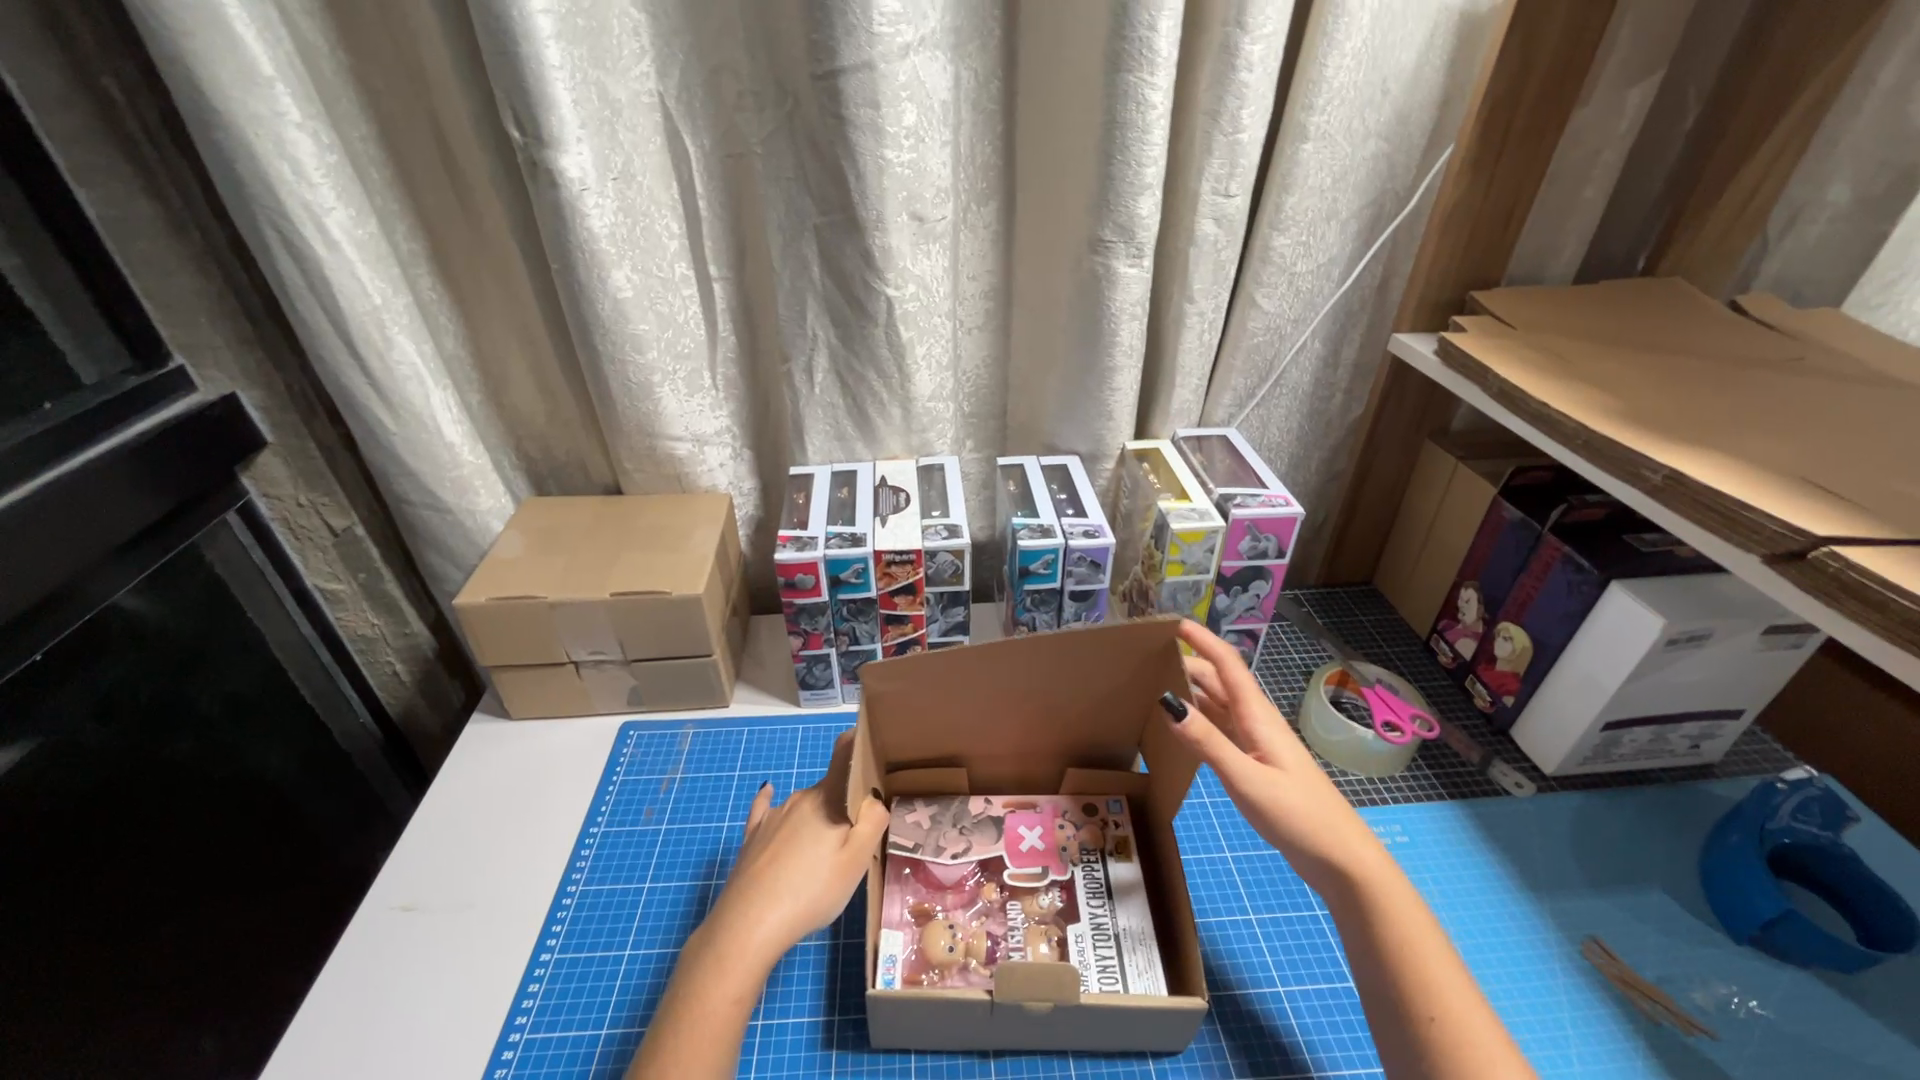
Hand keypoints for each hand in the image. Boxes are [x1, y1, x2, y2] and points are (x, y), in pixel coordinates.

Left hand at [704, 730, 888, 968]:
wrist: (748, 923)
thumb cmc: (811, 891)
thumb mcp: (856, 861)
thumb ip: (873, 823)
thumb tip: (876, 798)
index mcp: (827, 799)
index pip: (844, 755)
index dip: (857, 744)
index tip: (870, 743)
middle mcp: (799, 798)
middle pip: (829, 790)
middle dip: (845, 804)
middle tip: (857, 839)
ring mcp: (772, 816)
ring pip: (804, 807)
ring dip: (818, 820)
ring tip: (824, 855)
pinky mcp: (752, 837)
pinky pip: (767, 810)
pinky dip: (772, 802)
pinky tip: (767, 792)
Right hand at [1163, 620, 1382, 892]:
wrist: (1338, 857)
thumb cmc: (1296, 814)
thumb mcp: (1245, 779)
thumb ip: (1207, 741)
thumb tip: (1166, 700)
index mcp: (1257, 717)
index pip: (1228, 666)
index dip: (1203, 641)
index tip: (1174, 623)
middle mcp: (1257, 722)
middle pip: (1221, 682)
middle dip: (1190, 663)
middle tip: (1149, 658)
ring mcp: (1259, 744)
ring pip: (1220, 705)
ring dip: (1193, 691)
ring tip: (1156, 685)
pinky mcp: (1257, 764)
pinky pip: (1223, 730)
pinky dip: (1200, 721)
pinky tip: (1182, 729)